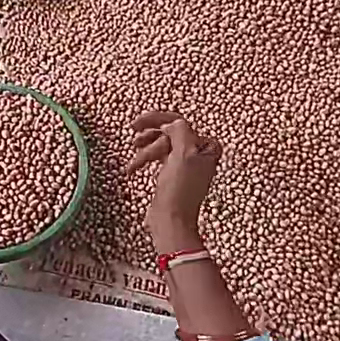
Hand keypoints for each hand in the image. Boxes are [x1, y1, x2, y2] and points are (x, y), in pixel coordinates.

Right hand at [124, 111, 220, 252]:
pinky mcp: (173, 173)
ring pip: (162, 144)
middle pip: (170, 133)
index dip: (158, 120)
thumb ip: (180, 131)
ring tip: (134, 160)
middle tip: (133, 133)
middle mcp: (198, 153)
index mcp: (206, 147)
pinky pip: (158, 157)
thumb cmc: (179, 192)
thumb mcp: (184, 154)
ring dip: (146, 149)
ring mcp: (185, 163)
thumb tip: (171, 123)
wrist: (170, 220)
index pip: (180, 123)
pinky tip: (134, 167)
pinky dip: (145, 159)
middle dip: (150, 135)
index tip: (139, 123)